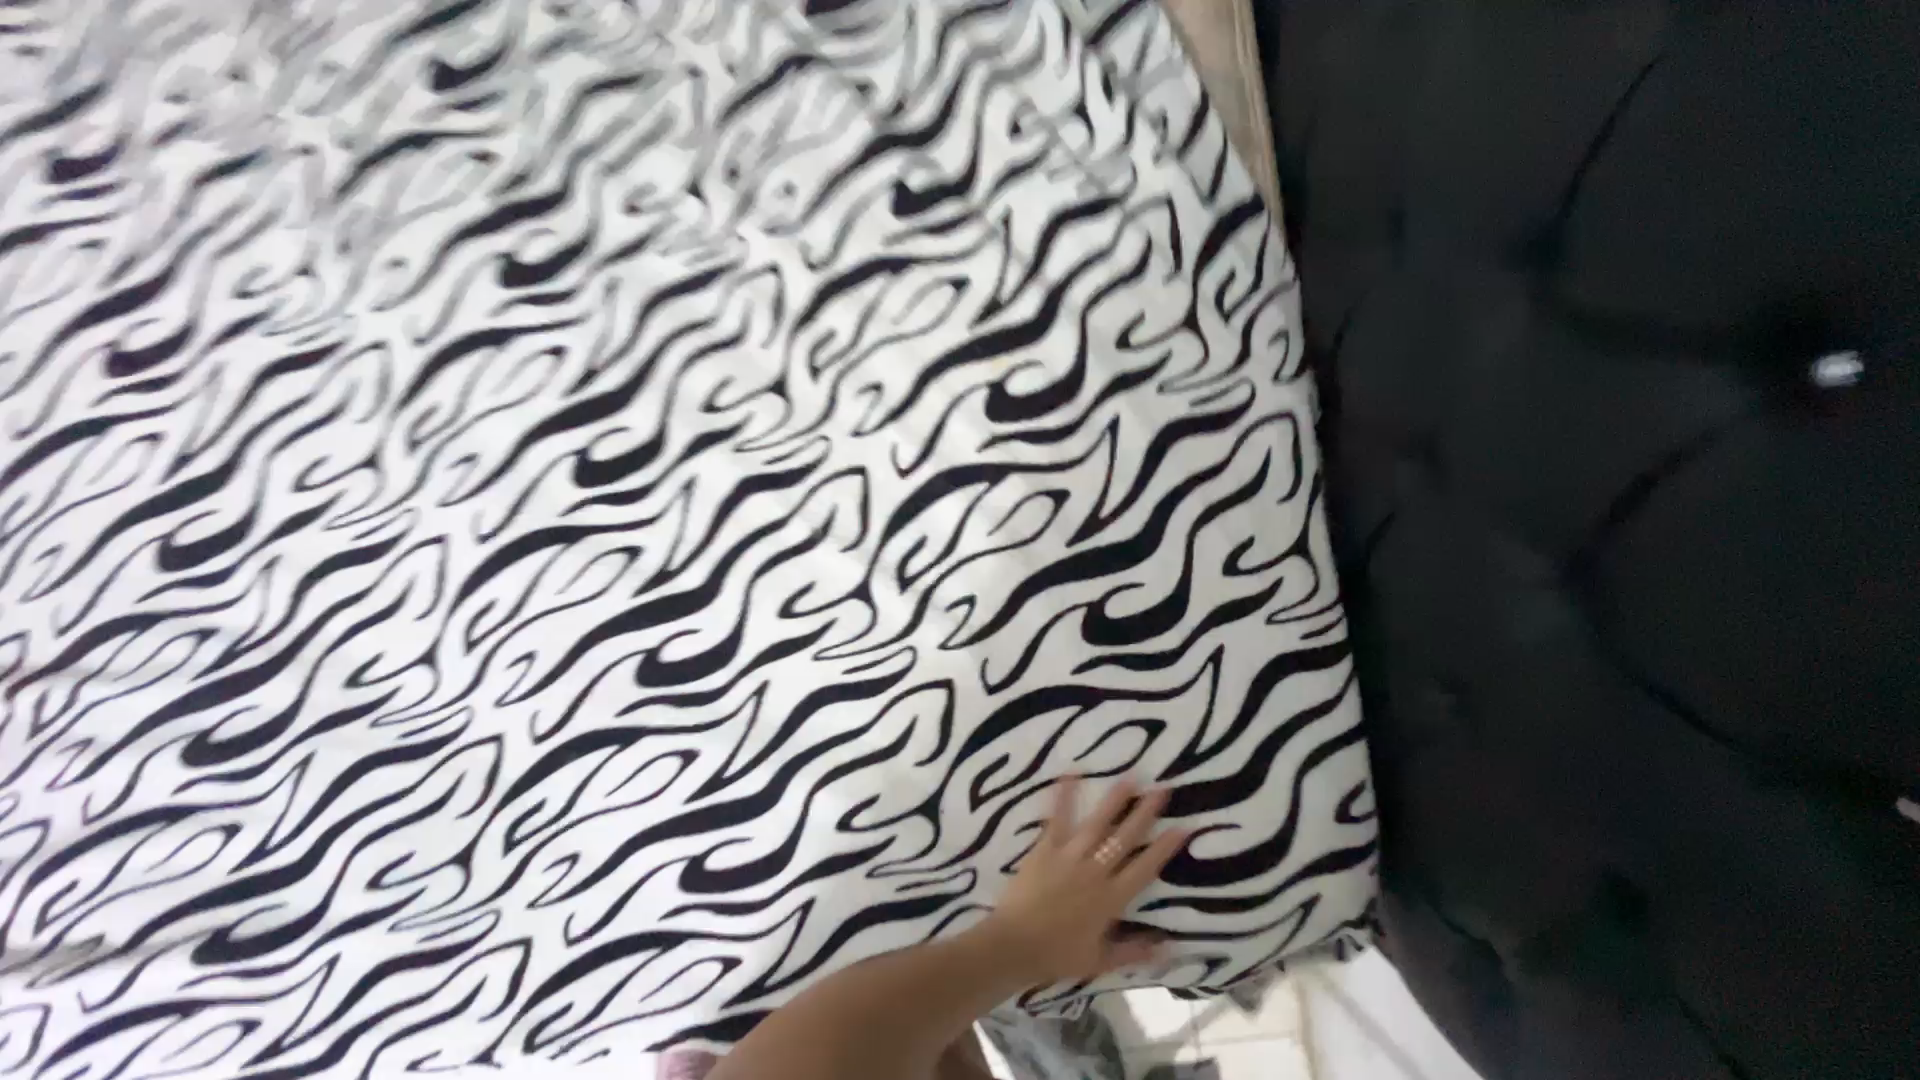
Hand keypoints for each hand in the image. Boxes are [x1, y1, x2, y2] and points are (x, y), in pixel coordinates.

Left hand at [978, 775, 1191, 984]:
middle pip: (1125, 838)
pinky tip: (1070, 774)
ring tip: (1129, 778)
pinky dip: (1063, 796)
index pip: (1145, 869)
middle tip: (1162, 789)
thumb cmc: (1057, 955)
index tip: (1184, 827)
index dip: (1165, 848)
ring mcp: (1070, 856)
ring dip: (1114, 800)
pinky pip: (1057, 819)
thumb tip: (1168, 947)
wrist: (1015, 945)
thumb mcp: (1100, 960)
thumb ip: (1134, 952)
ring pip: (1097, 824)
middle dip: (1145, 813)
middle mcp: (1095, 872)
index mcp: (1111, 898)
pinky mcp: (1045, 849)